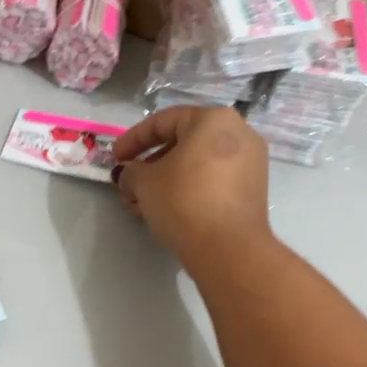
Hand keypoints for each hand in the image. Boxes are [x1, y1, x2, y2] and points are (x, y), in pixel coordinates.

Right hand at [112, 106, 271, 261]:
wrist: (228, 246)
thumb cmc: (183, 201)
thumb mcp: (144, 183)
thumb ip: (131, 172)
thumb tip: (131, 174)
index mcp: (212, 119)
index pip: (162, 121)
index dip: (132, 139)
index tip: (114, 158)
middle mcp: (238, 132)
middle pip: (182, 143)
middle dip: (149, 165)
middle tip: (128, 186)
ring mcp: (249, 161)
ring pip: (196, 164)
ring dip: (165, 181)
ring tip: (142, 205)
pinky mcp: (252, 188)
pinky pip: (212, 180)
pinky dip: (187, 189)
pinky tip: (167, 211)